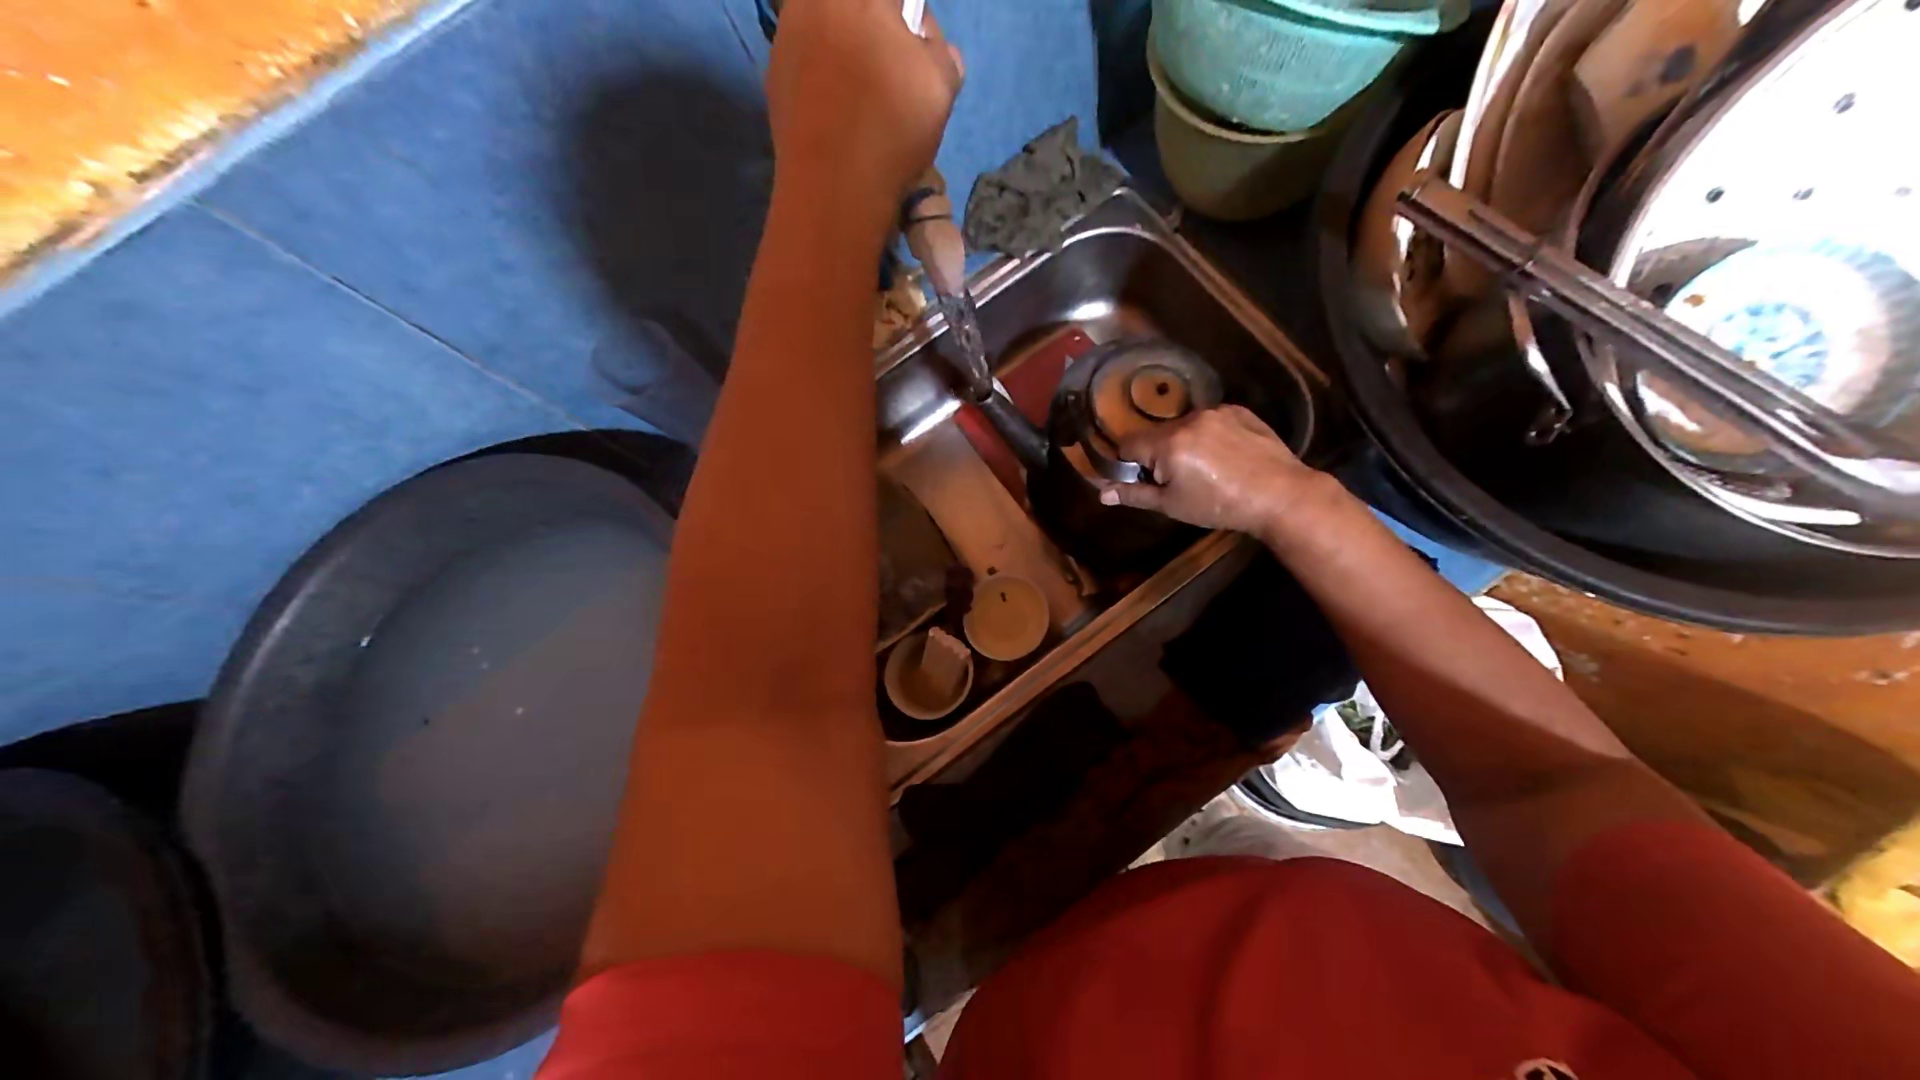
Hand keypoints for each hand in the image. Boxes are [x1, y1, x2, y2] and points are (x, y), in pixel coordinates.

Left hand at [766, 0, 964, 209]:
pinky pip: (805, 62)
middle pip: (854, 9)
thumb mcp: (942, 82)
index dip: (908, 20)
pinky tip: (836, 116)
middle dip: (875, 31)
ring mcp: (785, 36)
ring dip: (845, 53)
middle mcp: (814, 2)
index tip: (916, 49)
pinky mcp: (772, 75)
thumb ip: (938, 49)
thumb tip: (923, 45)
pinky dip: (822, 79)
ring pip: (826, 30)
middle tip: (890, 76)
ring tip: (861, 101)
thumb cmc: (894, 127)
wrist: (835, 187)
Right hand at [1098, 405, 1336, 542]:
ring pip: (1184, 426)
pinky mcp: (1239, 410)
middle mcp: (1188, 419)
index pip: (1128, 444)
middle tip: (1180, 480)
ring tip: (1207, 468)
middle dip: (1160, 454)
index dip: (1131, 464)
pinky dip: (1210, 435)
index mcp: (1168, 443)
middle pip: (1157, 434)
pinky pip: (1210, 420)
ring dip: (1185, 443)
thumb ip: (1134, 494)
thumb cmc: (1219, 505)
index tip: (1148, 480)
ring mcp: (1216, 411)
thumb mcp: (1172, 505)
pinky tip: (1226, 456)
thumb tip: (1101, 494)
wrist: (1280, 494)